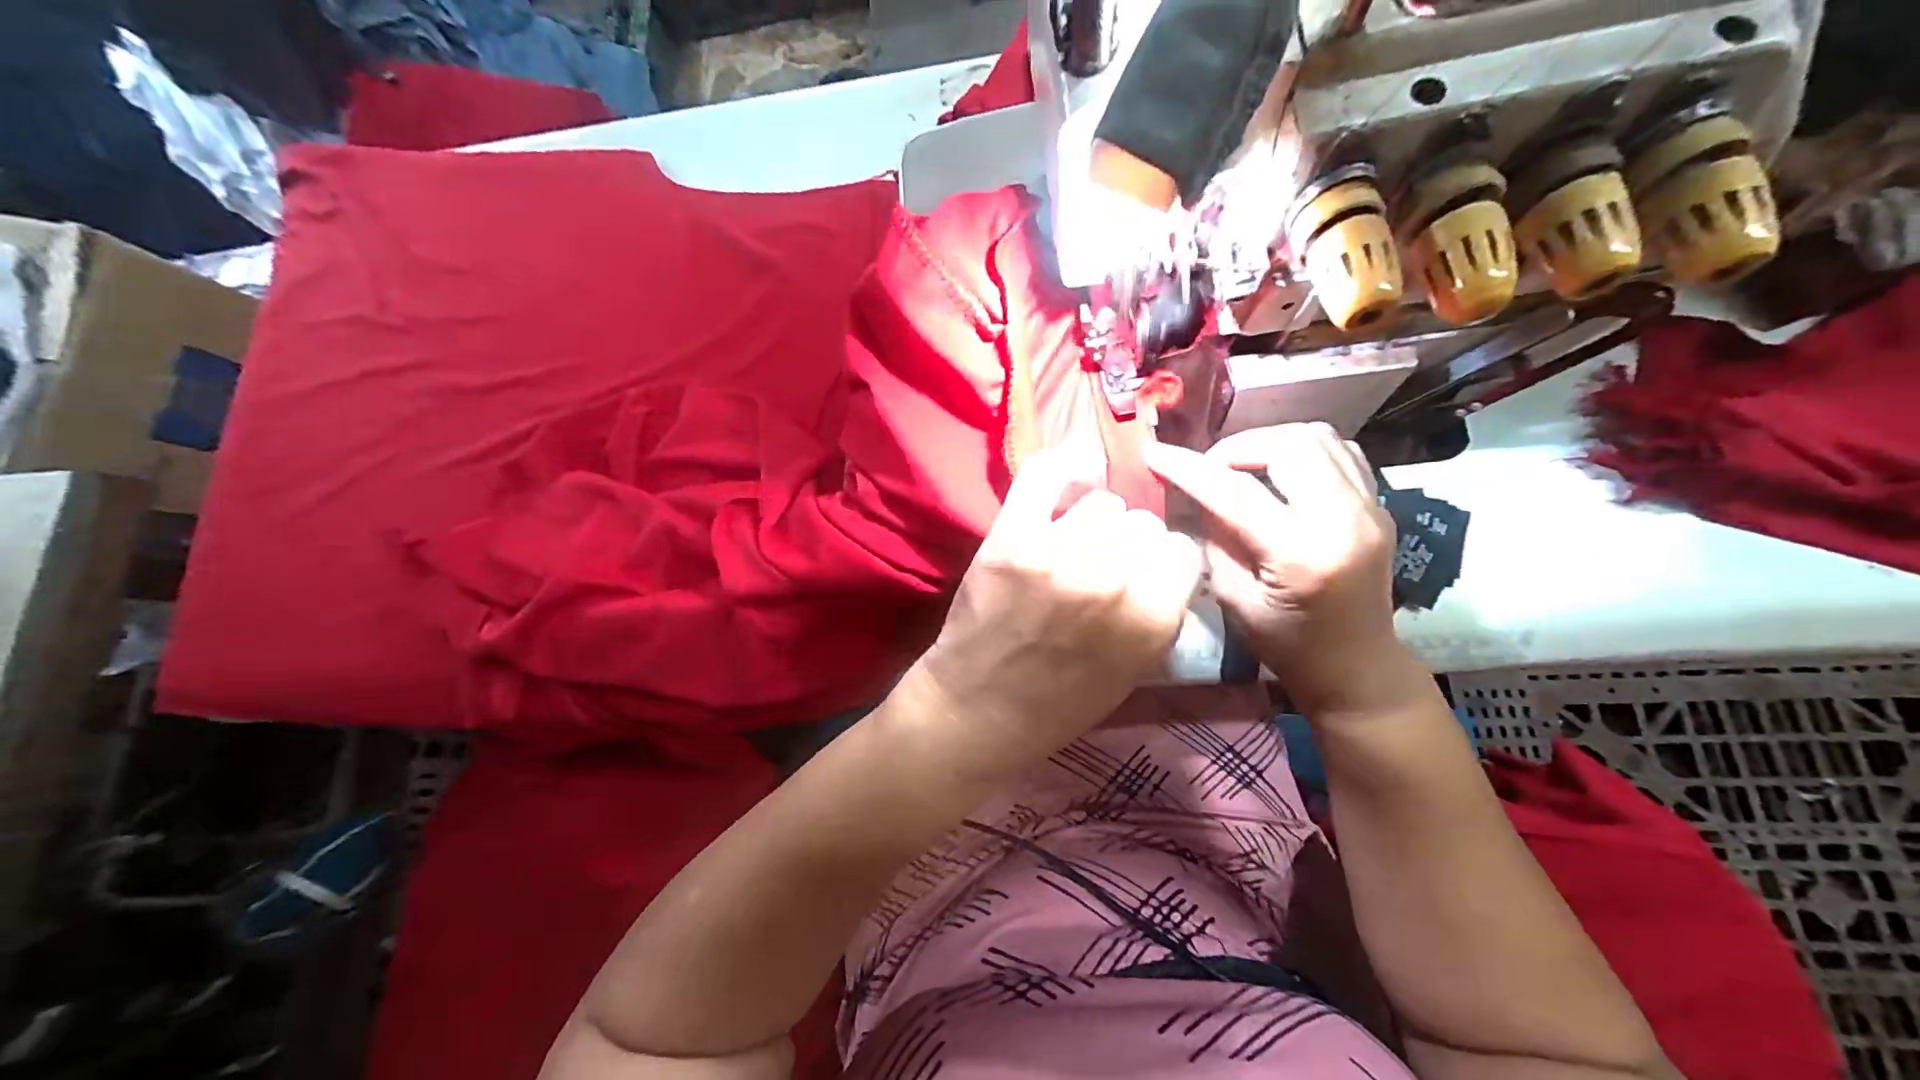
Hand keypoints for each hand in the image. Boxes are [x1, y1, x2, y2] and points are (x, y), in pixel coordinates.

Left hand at [904, 447, 1202, 782]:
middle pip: (1140, 523)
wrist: (979, 711)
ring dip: (1090, 520)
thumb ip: (1158, 611)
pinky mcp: (1011, 540)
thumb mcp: (1134, 670)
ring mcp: (1059, 555)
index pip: (1180, 549)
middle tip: (1098, 564)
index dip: (1160, 560)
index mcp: (1152, 619)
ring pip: (1101, 501)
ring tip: (1068, 546)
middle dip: (1125, 543)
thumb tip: (1166, 556)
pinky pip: (1045, 476)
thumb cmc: (1059, 703)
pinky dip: (1056, 474)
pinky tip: (1057, 491)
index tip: (1141, 570)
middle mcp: (1113, 580)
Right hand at [1143, 423, 1402, 715]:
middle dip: (1235, 449)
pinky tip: (1281, 473)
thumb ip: (1215, 540)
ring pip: (1316, 437)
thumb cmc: (1288, 647)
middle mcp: (1345, 521)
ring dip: (1269, 443)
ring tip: (1242, 467)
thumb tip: (1196, 494)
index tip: (1154, 454)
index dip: (1188, 468)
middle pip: (1286, 445)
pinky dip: (1302, 451)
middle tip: (1209, 470)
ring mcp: (1371, 508)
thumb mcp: (1233, 599)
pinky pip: (1340, 451)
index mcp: (1302, 555)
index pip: (1236, 491)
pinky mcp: (1379, 505)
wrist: (1357, 667)